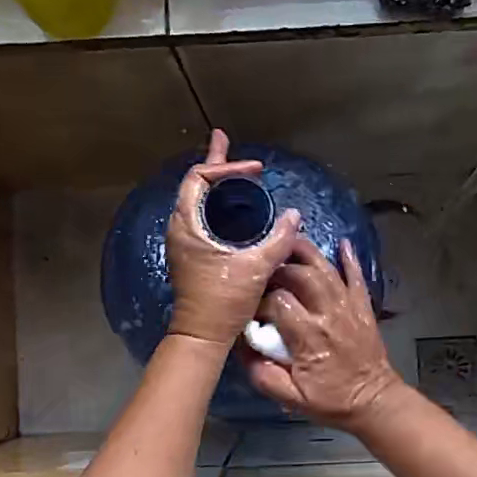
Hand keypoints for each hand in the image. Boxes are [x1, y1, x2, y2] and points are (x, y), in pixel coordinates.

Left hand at [166, 130, 299, 346]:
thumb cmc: (223, 300)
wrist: (202, 336)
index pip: (200, 178)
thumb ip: (278, 239)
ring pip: (199, 201)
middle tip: (224, 140)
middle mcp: (181, 229)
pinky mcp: (194, 254)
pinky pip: (204, 217)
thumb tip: (295, 216)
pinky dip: (218, 204)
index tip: (255, 170)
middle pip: (196, 184)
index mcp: (188, 225)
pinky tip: (235, 207)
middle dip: (214, 163)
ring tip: (232, 168)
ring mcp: (186, 242)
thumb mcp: (255, 267)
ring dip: (217, 184)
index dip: (226, 167)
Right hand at [243, 238, 405, 429]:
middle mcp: (328, 314)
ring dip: (307, 253)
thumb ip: (262, 373)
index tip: (251, 305)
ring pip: (327, 270)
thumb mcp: (290, 397)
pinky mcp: (363, 306)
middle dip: (280, 266)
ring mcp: (349, 307)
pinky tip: (342, 243)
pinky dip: (350, 259)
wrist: (373, 401)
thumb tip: (240, 346)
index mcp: (308, 336)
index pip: (278, 301)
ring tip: (289, 240)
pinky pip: (357, 277)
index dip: (260, 299)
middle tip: (265, 266)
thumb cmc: (331, 400)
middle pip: (302, 276)